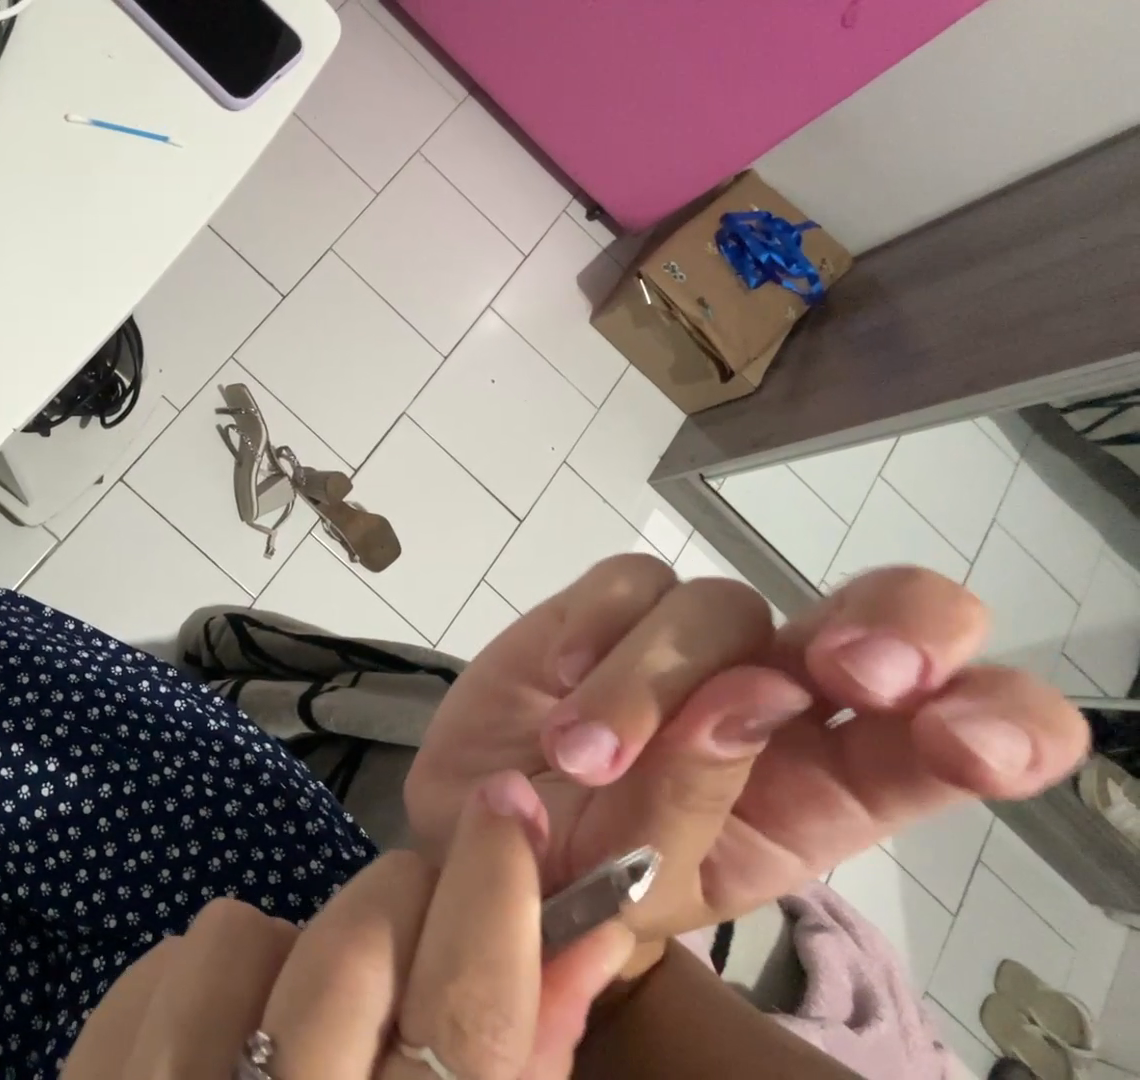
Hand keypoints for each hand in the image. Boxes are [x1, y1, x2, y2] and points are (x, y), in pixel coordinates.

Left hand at [63, 774, 635, 1079]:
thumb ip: (530, 1056)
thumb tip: (579, 929)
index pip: (463, 1008)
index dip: (496, 889)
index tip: (508, 807)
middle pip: (352, 946)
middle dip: (402, 893)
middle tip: (421, 907)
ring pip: (242, 931)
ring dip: (291, 947)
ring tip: (301, 1012)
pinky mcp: (96, 1076)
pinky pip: (161, 962)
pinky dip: (207, 977)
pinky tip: (221, 1039)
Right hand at [405, 558, 1088, 952]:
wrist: (474, 824)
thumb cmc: (574, 876)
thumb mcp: (649, 882)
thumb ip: (699, 803)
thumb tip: (749, 696)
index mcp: (837, 784)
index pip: (980, 729)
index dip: (1004, 719)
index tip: (956, 745)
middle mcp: (785, 697)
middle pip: (894, 610)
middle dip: (891, 625)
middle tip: (836, 674)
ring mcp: (694, 642)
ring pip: (721, 605)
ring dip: (646, 684)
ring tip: (578, 759)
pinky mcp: (610, 607)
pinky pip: (627, 581)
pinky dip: (591, 626)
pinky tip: (554, 683)